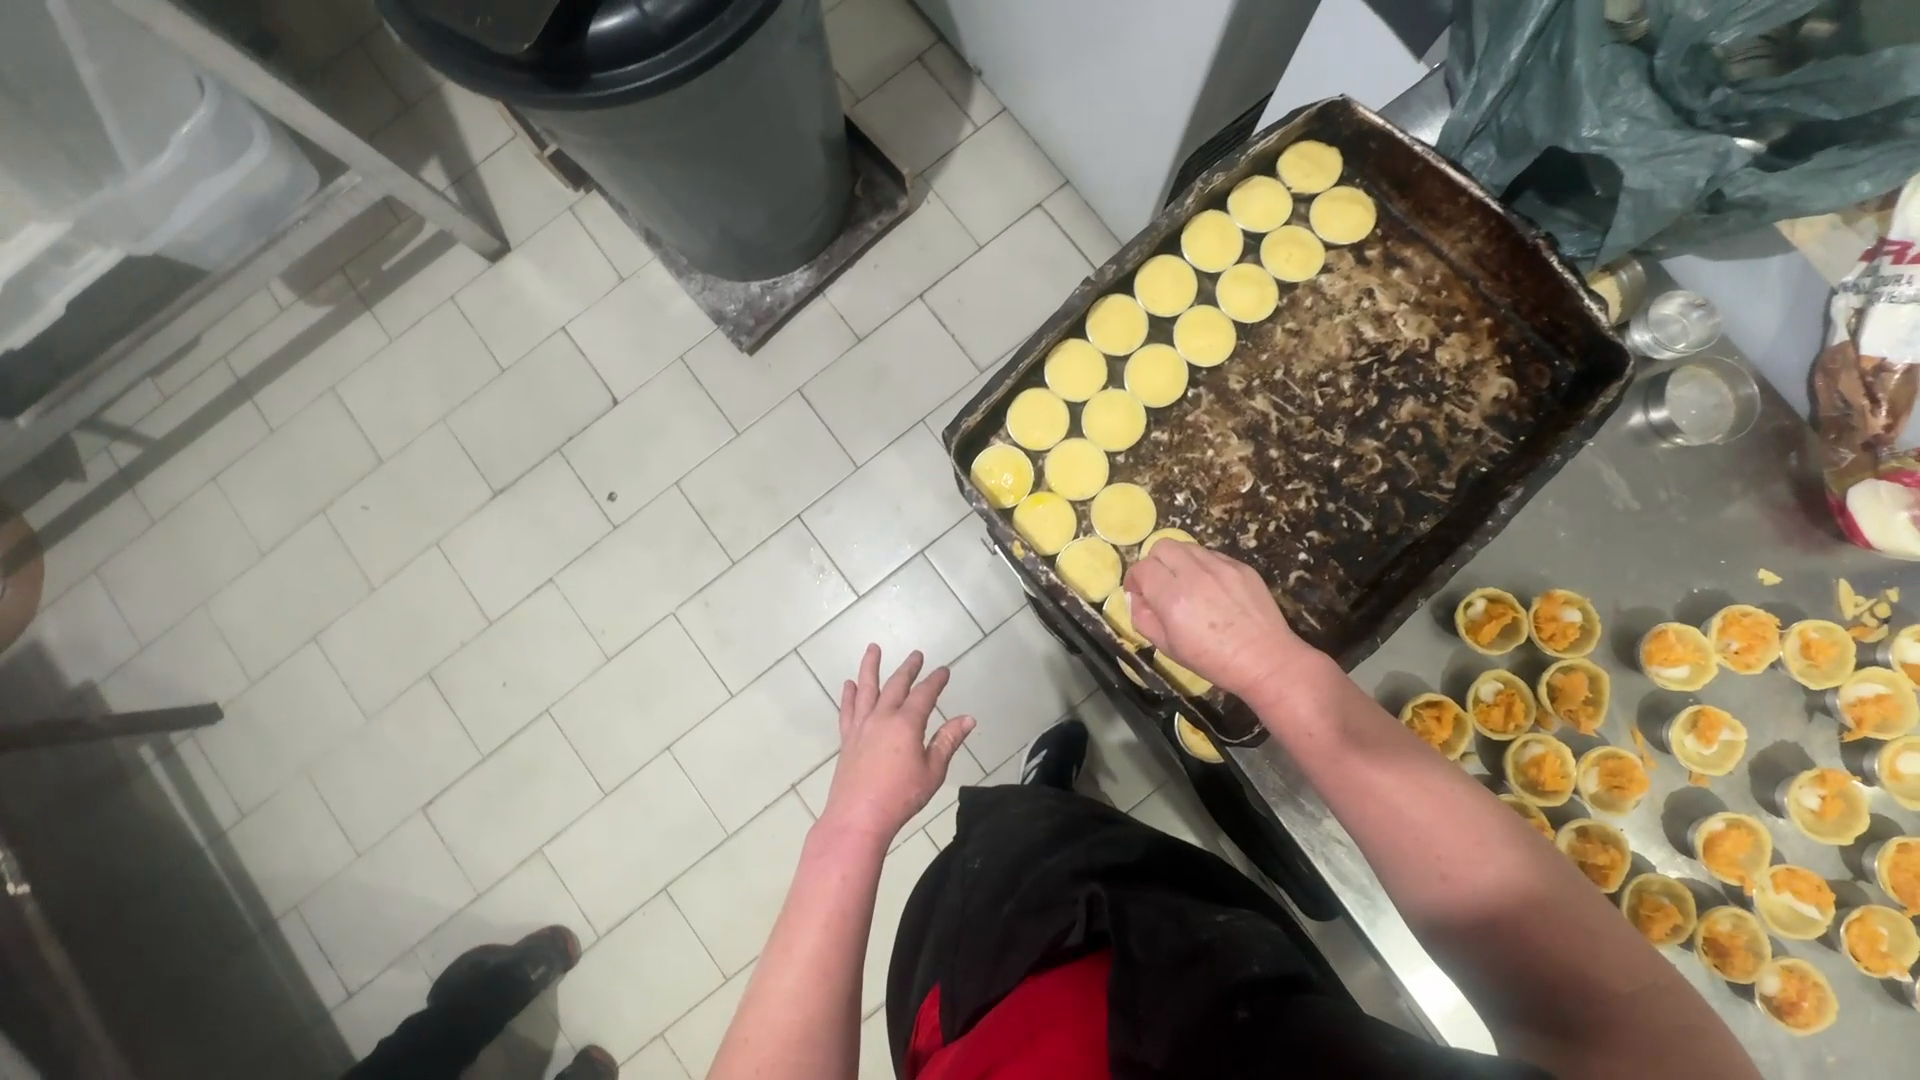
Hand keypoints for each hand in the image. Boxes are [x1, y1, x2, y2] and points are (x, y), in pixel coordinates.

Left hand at [819, 645, 974, 844]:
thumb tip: (967, 719)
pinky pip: (847, 710)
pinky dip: (848, 695)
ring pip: (866, 689)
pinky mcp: (847, 739)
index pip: (924, 694)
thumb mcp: (932, 771)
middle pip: (896, 685)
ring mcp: (861, 727)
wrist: (858, 817)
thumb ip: (947, 741)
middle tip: (916, 655)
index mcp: (906, 723)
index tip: (944, 670)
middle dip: (908, 669)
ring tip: (873, 648)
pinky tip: (849, 684)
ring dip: (870, 667)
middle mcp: (882, 717)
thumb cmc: (901, 796)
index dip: (935, 681)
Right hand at [1124, 543, 1308, 701]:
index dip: (1134, 579)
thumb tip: (1136, 598)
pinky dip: (1202, 566)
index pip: (1142, 568)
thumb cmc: (1212, 660)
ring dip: (1178, 561)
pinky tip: (1210, 588)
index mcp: (1173, 598)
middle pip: (1162, 547)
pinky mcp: (1241, 567)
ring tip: (1185, 584)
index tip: (1138, 593)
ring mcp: (1221, 567)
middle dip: (1154, 563)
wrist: (1264, 659)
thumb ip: (1143, 618)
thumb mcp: (1167, 647)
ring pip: (1187, 547)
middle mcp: (1195, 575)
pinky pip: (1212, 555)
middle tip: (1159, 584)